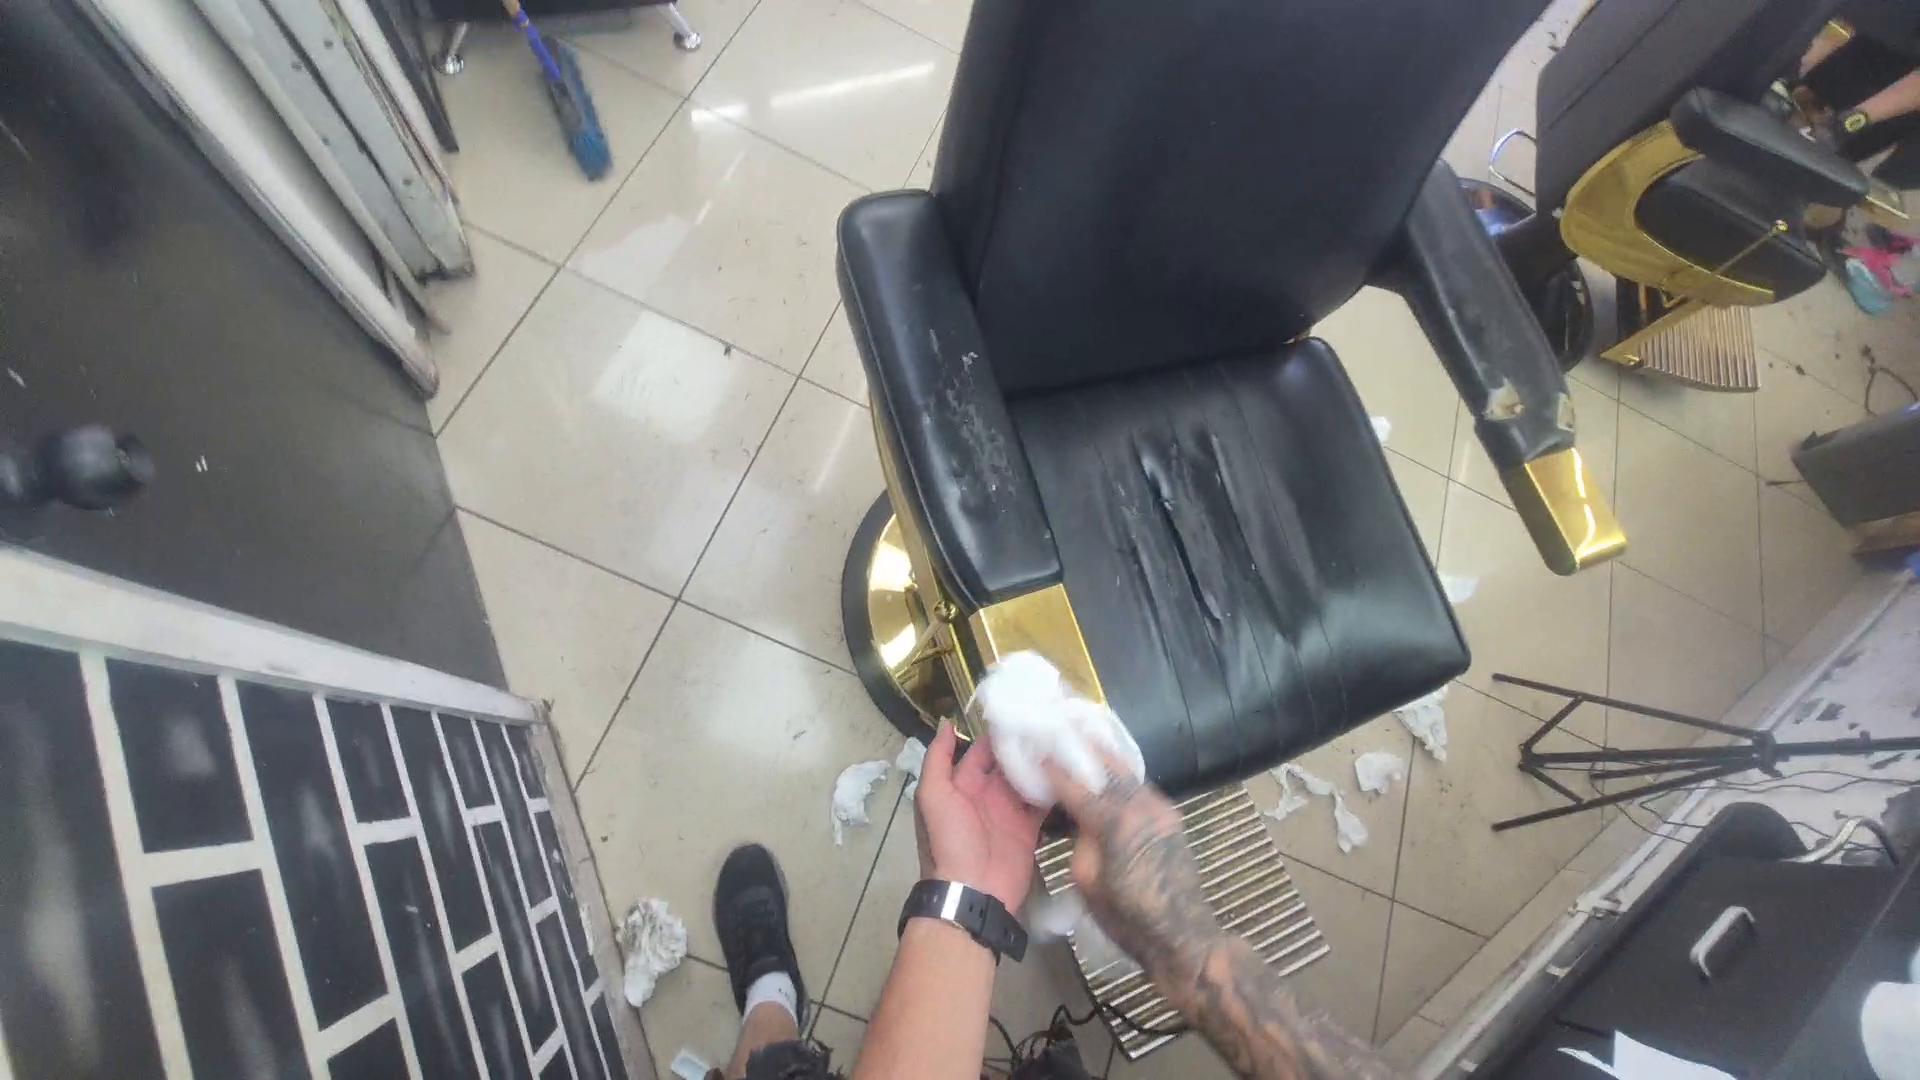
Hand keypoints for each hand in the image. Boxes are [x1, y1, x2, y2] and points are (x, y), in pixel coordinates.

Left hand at [912, 721, 1047, 911]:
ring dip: (1041, 763)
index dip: (998, 733)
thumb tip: (947, 723)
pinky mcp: (1028, 828)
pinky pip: (1042, 803)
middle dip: (1025, 744)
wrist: (971, 892)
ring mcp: (1009, 810)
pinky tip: (1068, 770)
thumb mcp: (932, 795)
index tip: (1020, 711)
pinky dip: (1053, 789)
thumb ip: (938, 758)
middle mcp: (987, 793)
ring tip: (1064, 740)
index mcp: (963, 783)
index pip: (982, 750)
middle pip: (1008, 762)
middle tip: (1050, 721)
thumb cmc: (948, 840)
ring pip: (1027, 779)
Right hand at [1043, 752, 1221, 984]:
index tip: (1037, 754)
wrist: (1182, 937)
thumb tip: (1076, 816)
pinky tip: (1107, 770)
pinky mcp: (1169, 815)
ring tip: (1082, 741)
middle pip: (1104, 765)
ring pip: (1125, 771)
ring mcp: (1159, 807)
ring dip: (1102, 757)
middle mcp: (1139, 804)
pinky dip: (1120, 774)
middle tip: (1060, 733)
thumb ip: (1079, 838)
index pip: (1075, 785)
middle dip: (1081, 749)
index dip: (1053, 769)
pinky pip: (1139, 785)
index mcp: (1113, 822)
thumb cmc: (1127, 918)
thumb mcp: (1086, 880)